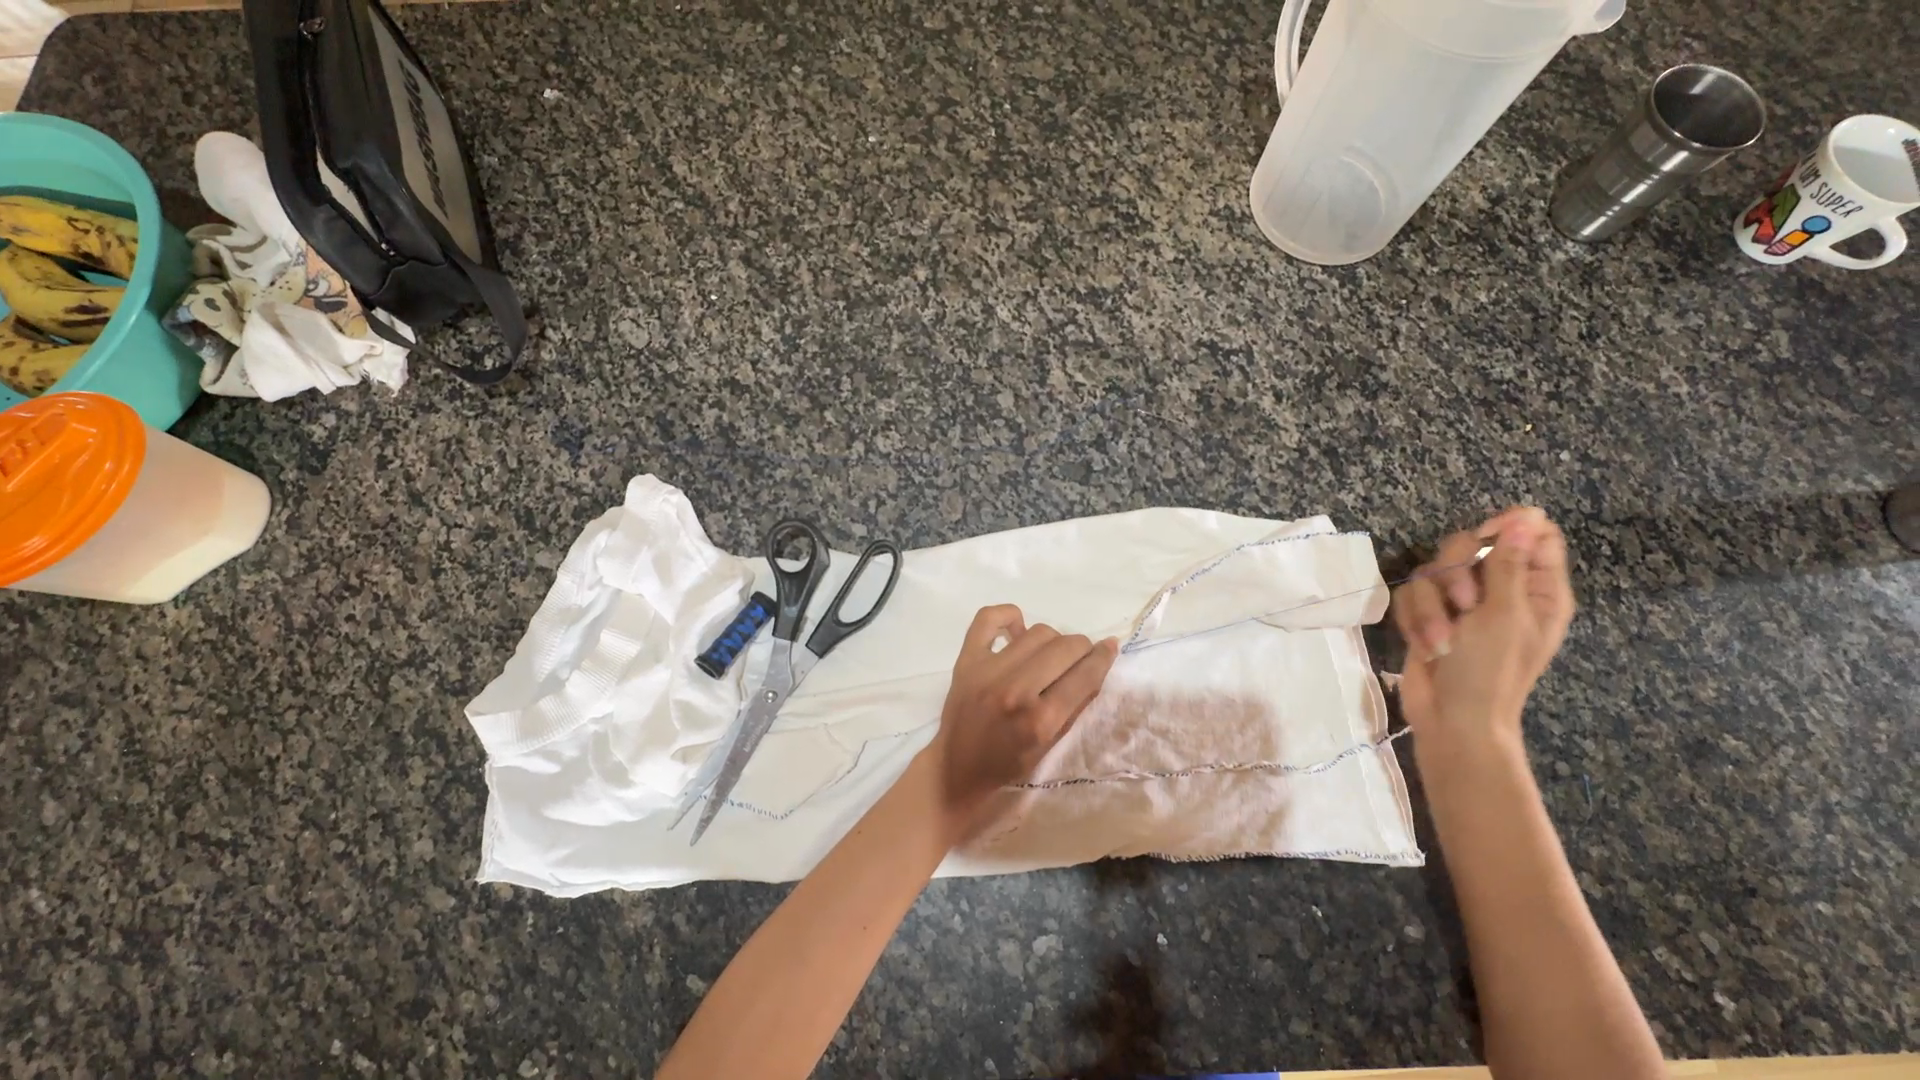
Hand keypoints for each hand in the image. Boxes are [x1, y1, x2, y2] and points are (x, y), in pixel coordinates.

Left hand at [925, 605, 1118, 824]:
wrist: (958, 767)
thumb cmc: (1010, 762)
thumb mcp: (1052, 743)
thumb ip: (1077, 702)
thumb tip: (1100, 658)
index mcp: (1040, 720)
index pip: (1084, 675)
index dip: (1103, 657)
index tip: (1109, 647)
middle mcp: (1015, 691)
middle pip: (1065, 647)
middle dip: (1081, 649)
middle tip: (1077, 657)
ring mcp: (988, 672)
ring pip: (1037, 632)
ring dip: (1052, 639)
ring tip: (1048, 654)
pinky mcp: (966, 660)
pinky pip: (988, 618)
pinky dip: (1008, 616)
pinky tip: (1018, 630)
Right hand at [1391, 507, 1574, 756]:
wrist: (1452, 721)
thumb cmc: (1490, 671)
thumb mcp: (1504, 615)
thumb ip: (1509, 563)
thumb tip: (1528, 515)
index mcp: (1537, 589)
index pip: (1533, 534)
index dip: (1507, 527)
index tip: (1483, 540)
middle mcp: (1500, 590)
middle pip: (1470, 544)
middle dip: (1455, 573)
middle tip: (1463, 604)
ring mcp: (1461, 604)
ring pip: (1433, 571)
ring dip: (1430, 607)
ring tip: (1439, 641)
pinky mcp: (1428, 616)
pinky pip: (1411, 595)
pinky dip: (1413, 620)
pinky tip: (1423, 645)